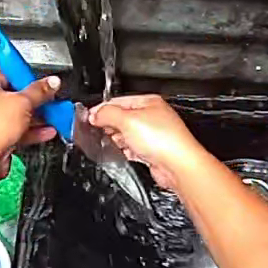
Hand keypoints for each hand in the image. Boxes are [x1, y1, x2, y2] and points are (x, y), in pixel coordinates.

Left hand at [0, 71, 59, 180]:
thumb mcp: (23, 102)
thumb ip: (40, 91)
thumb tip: (52, 82)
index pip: (8, 74)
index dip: (26, 77)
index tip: (41, 81)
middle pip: (13, 97)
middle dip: (34, 100)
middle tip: (50, 99)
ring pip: (16, 116)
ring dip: (36, 117)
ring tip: (53, 116)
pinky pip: (15, 131)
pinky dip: (31, 131)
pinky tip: (47, 131)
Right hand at [87, 94, 213, 191]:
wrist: (178, 166)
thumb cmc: (163, 140)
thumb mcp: (127, 120)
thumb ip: (107, 114)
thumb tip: (94, 114)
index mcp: (148, 102)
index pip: (118, 101)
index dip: (102, 109)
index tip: (89, 117)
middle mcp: (152, 117)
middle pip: (121, 118)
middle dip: (109, 126)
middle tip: (101, 131)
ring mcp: (153, 135)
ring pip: (126, 134)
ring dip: (118, 139)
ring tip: (117, 143)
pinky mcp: (152, 151)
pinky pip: (132, 148)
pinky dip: (126, 150)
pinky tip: (125, 152)